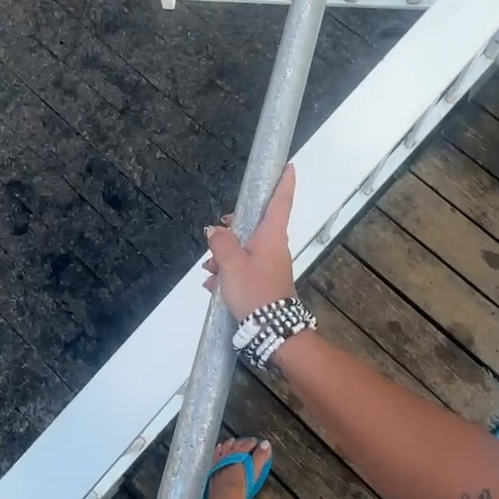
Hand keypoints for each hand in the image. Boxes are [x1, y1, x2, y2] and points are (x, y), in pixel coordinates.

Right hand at [203, 164, 298, 323]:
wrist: (272, 332)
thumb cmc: (255, 292)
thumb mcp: (231, 264)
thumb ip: (221, 242)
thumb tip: (215, 229)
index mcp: (271, 237)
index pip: (280, 202)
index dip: (284, 183)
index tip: (289, 166)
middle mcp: (274, 247)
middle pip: (253, 226)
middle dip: (230, 232)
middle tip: (214, 242)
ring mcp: (270, 265)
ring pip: (244, 249)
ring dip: (224, 257)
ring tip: (210, 273)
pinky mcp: (265, 281)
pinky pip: (243, 268)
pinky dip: (228, 272)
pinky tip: (214, 286)